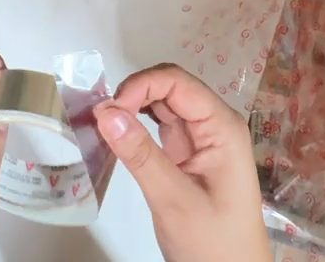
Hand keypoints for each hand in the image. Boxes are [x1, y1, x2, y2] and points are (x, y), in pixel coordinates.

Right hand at [95, 64, 268, 261]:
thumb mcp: (174, 201)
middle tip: (104, 118)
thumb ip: (140, 155)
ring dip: (135, 106)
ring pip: (164, 103)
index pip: (178, 82)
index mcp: (221, 125)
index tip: (109, 110)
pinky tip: (120, 133)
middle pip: (171, 87)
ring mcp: (201, 137)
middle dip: (135, 93)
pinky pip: (162, 124)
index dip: (142, 84)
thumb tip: (106, 111)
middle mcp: (213, 122)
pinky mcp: (188, 153)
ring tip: (106, 123)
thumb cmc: (213, 243)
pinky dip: (139, 124)